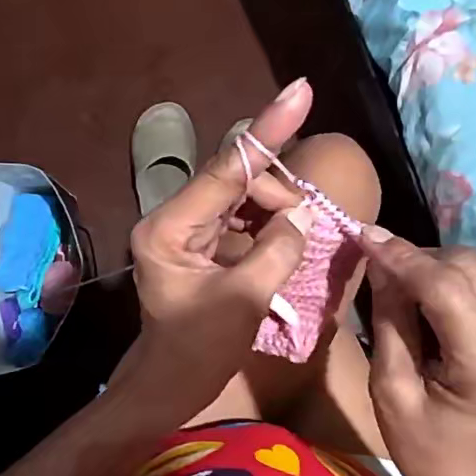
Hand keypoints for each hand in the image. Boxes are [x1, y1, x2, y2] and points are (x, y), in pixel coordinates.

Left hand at [121, 80, 315, 417]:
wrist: (169, 384)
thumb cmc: (198, 350)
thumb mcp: (244, 300)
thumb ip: (278, 249)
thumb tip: (303, 215)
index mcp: (169, 229)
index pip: (225, 171)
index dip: (267, 131)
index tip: (300, 90)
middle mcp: (171, 221)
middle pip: (233, 181)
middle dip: (275, 190)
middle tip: (307, 218)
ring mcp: (182, 232)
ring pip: (237, 198)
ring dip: (273, 207)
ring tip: (297, 230)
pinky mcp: (196, 246)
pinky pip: (236, 219)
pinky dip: (264, 223)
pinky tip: (284, 234)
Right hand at [358, 228, 475, 475]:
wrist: (468, 473)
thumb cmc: (420, 443)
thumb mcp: (389, 386)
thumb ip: (389, 319)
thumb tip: (377, 258)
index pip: (448, 290)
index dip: (403, 258)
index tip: (363, 236)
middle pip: (467, 268)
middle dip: (415, 257)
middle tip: (372, 260)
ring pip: (474, 269)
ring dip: (427, 265)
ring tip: (390, 282)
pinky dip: (440, 279)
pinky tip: (415, 296)